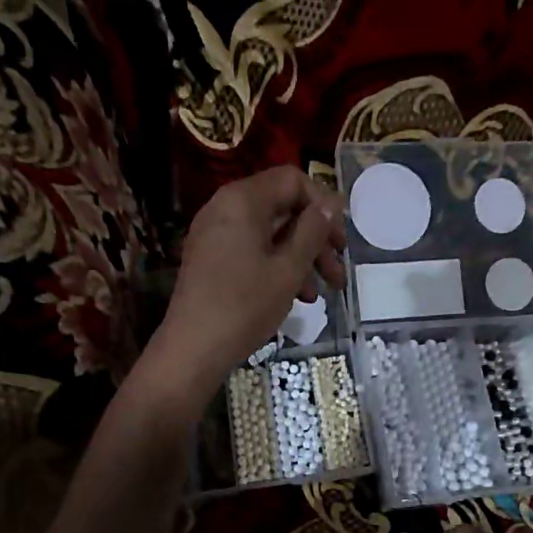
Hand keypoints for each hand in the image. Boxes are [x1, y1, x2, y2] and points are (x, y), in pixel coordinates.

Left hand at [147, 166, 345, 400]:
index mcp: (243, 199)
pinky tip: (291, 299)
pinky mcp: (207, 263)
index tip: (340, 240)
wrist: (191, 351)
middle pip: (280, 210)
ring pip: (266, 236)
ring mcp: (211, 237)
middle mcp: (223, 208)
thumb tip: (331, 203)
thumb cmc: (244, 307)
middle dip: (314, 241)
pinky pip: (248, 254)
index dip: (323, 206)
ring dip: (297, 261)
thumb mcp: (288, 270)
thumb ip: (312, 231)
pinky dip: (272, 269)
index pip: (292, 181)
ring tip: (316, 296)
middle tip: (337, 274)